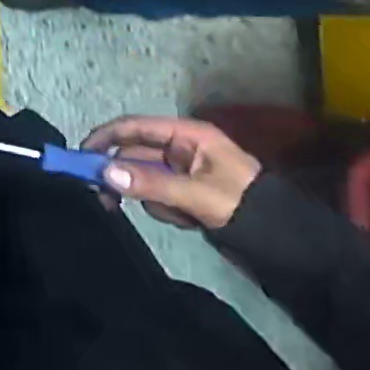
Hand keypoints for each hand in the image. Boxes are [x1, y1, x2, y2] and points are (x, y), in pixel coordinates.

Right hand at [82, 116, 261, 229]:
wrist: (286, 242)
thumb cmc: (244, 205)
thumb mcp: (198, 195)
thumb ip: (151, 183)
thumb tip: (106, 172)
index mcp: (186, 133)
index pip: (134, 126)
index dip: (105, 137)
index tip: (82, 156)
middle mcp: (180, 146)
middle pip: (135, 153)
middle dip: (125, 176)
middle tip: (107, 200)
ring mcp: (182, 169)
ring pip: (144, 178)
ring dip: (152, 199)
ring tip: (180, 217)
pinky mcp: (185, 191)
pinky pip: (158, 194)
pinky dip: (166, 209)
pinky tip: (188, 221)